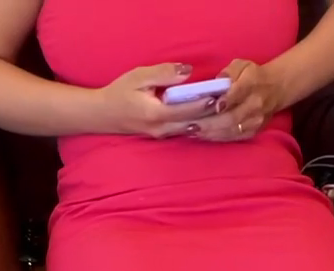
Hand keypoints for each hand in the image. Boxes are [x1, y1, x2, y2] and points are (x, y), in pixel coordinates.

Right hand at [98, 63, 223, 137]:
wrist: (104, 115)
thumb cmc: (119, 92)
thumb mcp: (139, 76)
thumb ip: (164, 74)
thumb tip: (188, 71)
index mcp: (158, 114)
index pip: (190, 109)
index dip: (207, 102)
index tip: (222, 93)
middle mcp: (164, 129)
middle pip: (195, 123)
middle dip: (212, 114)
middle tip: (229, 102)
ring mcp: (164, 135)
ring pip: (192, 129)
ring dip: (208, 120)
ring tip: (223, 108)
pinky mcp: (164, 136)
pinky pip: (186, 130)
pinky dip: (198, 123)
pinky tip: (209, 116)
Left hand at [191, 59, 284, 141]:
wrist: (276, 89)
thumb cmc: (253, 75)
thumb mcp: (242, 65)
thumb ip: (229, 72)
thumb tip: (217, 82)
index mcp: (252, 84)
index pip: (238, 93)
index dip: (224, 101)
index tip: (211, 105)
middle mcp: (255, 105)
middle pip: (231, 117)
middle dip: (209, 123)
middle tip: (190, 124)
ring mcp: (255, 122)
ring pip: (231, 130)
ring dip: (210, 132)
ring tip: (192, 131)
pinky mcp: (253, 132)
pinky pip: (233, 137)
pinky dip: (217, 138)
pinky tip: (203, 136)